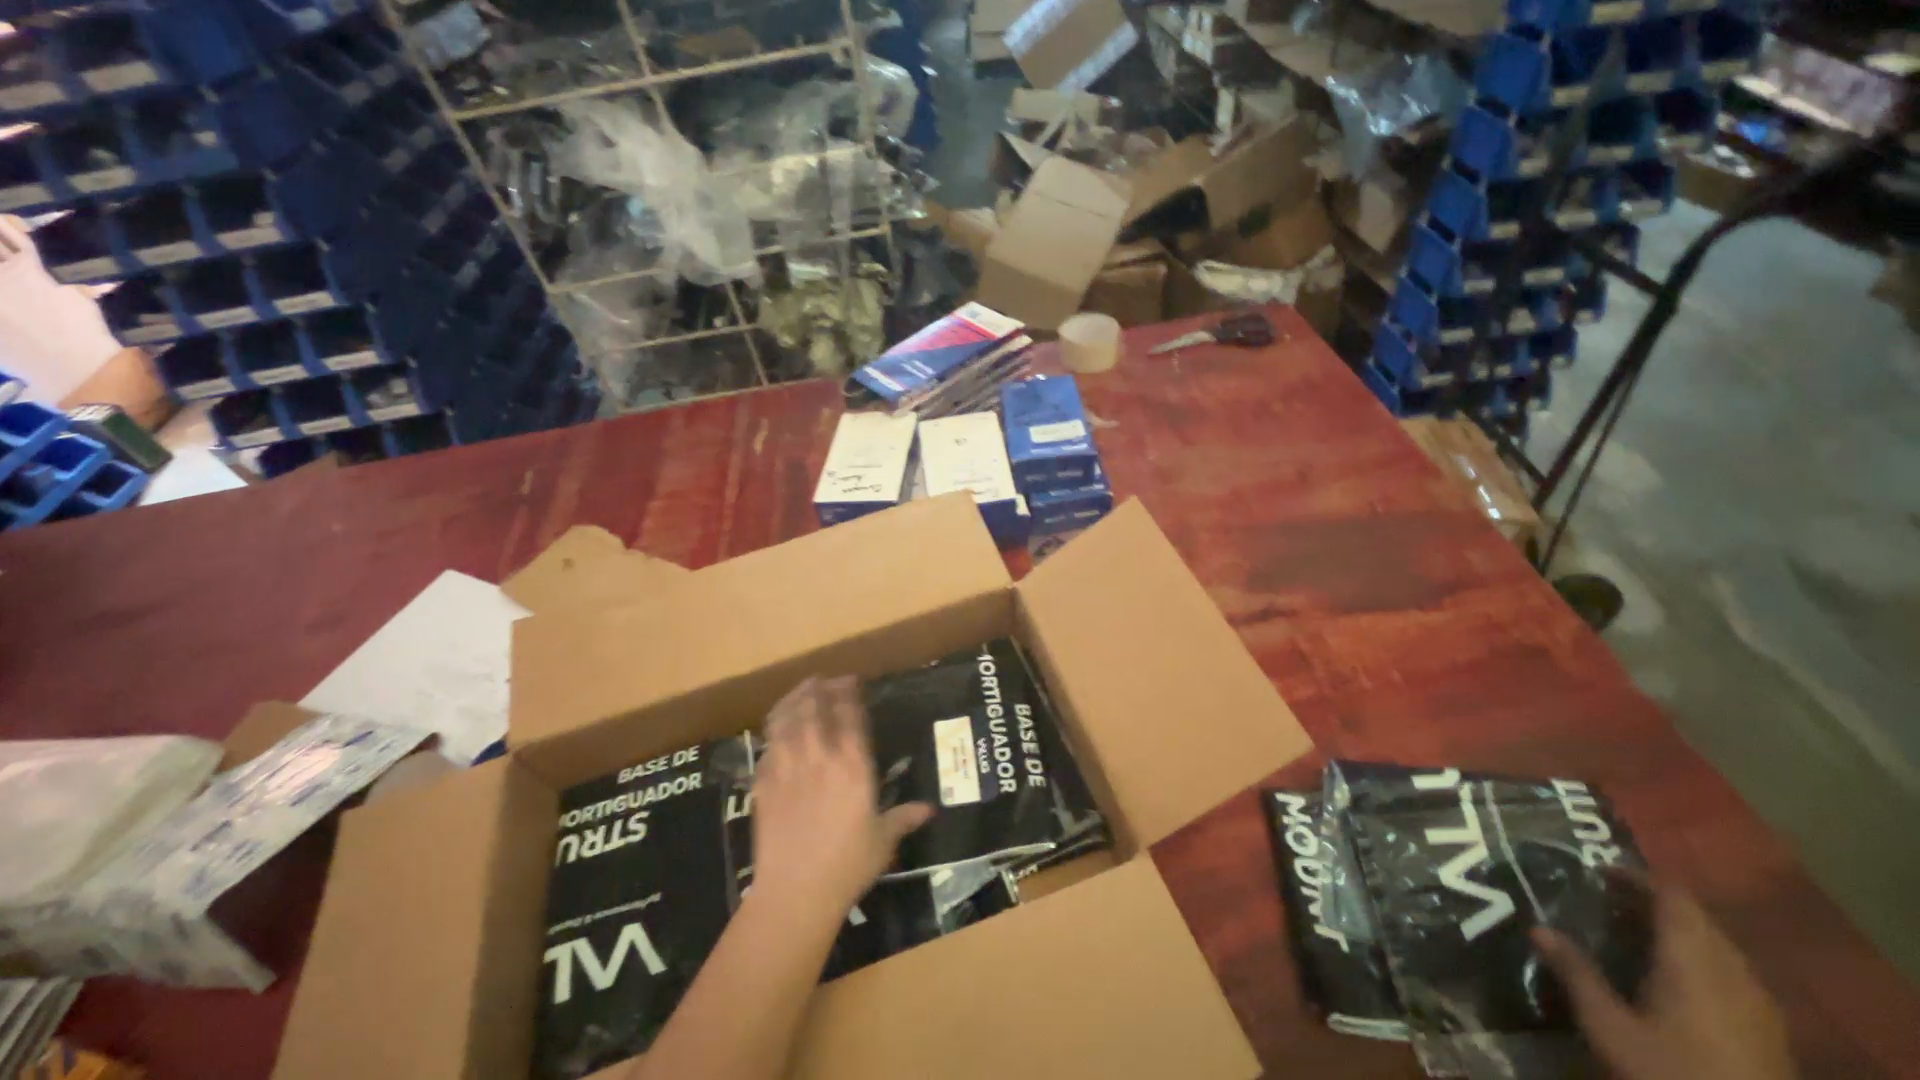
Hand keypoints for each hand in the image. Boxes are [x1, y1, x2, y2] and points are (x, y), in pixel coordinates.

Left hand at [747, 675, 932, 921]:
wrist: (795, 891)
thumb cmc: (847, 866)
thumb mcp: (883, 841)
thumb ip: (903, 818)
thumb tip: (929, 809)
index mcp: (853, 767)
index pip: (849, 717)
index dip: (848, 694)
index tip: (849, 681)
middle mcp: (819, 759)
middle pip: (813, 710)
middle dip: (817, 690)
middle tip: (822, 680)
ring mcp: (787, 770)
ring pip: (785, 722)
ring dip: (792, 702)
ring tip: (798, 694)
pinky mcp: (762, 786)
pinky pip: (767, 749)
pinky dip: (773, 734)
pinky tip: (776, 734)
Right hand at [1532, 882, 1795, 1079]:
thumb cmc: (1671, 1071)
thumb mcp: (1610, 1028)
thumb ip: (1577, 974)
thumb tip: (1538, 928)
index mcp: (1693, 959)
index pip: (1672, 894)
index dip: (1636, 876)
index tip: (1597, 873)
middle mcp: (1732, 967)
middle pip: (1695, 915)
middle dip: (1650, 901)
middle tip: (1604, 904)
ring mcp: (1757, 997)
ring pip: (1715, 942)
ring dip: (1675, 929)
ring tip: (1631, 938)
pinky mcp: (1769, 1024)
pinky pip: (1729, 969)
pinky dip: (1696, 957)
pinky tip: (1672, 983)